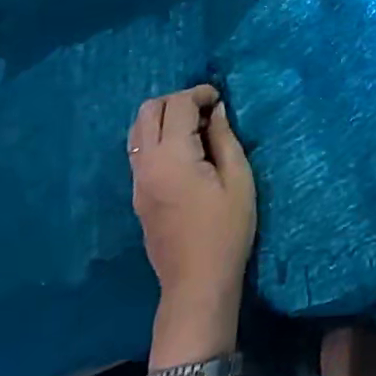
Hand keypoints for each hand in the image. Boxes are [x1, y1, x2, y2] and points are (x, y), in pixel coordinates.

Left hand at [130, 85, 254, 355]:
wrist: (197, 282)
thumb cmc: (226, 229)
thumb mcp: (238, 179)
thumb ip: (225, 138)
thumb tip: (217, 111)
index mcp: (172, 157)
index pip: (177, 106)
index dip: (200, 94)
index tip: (221, 98)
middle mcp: (146, 164)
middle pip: (148, 110)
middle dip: (177, 100)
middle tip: (206, 109)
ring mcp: (137, 181)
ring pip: (138, 129)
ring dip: (164, 117)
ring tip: (195, 127)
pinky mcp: (137, 195)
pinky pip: (139, 150)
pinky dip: (158, 136)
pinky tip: (185, 150)